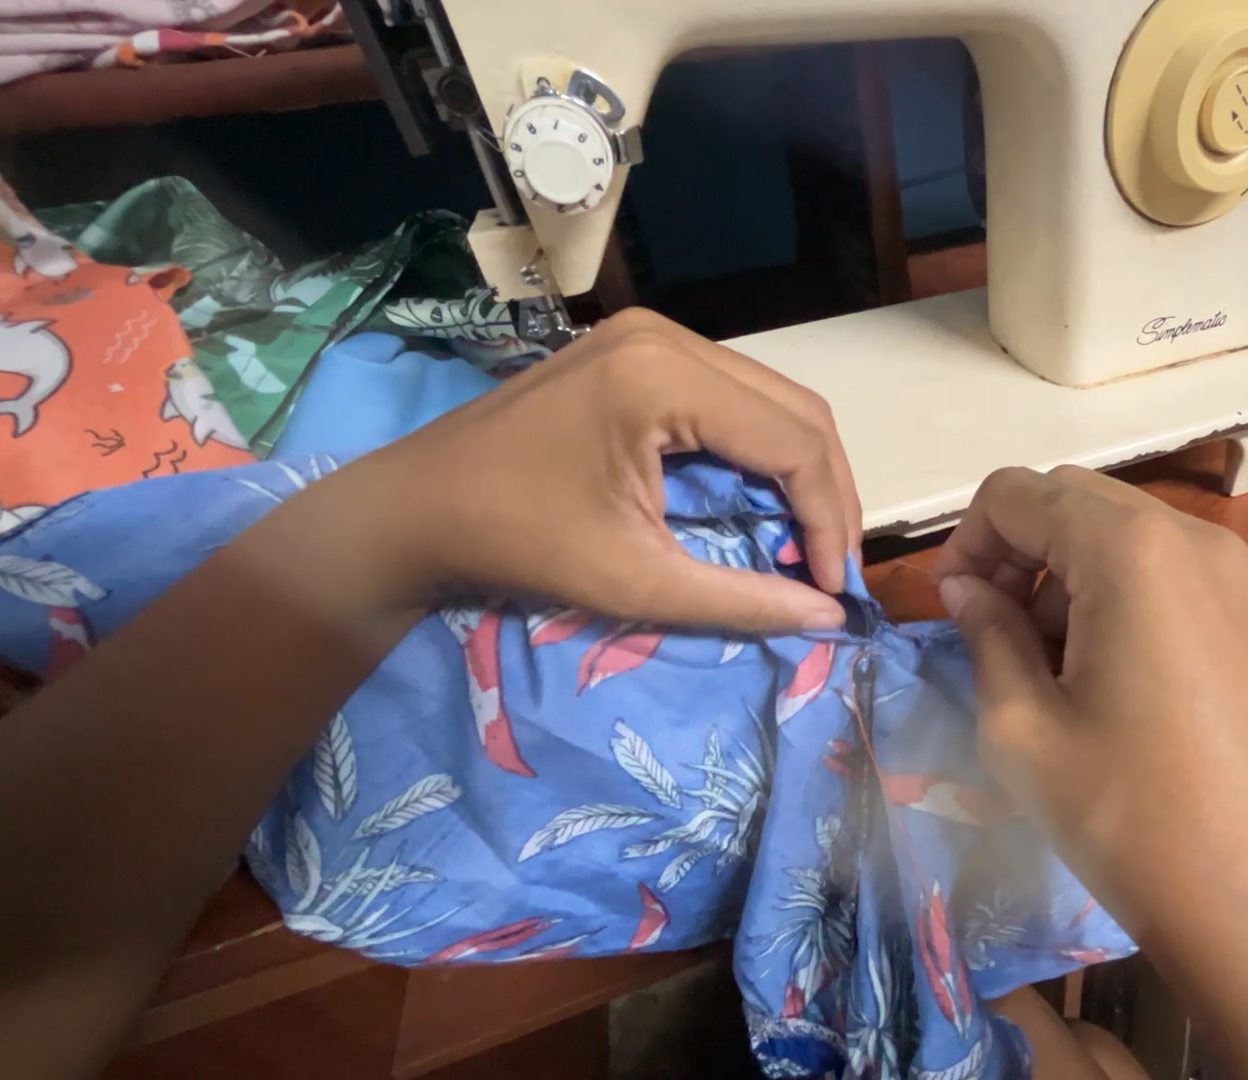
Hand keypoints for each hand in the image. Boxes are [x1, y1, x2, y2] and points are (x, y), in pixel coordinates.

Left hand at [272, 308, 861, 633]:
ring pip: (779, 402)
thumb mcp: (633, 582)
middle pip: (799, 412)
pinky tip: (770, 500)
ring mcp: (658, 337)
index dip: (828, 518)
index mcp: (663, 380)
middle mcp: (671, 338)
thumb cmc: (515, 543)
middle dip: (829, 494)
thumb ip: (741, 600)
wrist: (412, 504)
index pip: (793, 443)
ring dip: (807, 472)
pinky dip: (769, 454)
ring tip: (812, 538)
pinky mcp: (648, 352)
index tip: (834, 585)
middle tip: (834, 563)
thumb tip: (830, 618)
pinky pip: (742, 399)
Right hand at [933, 467, 1247, 1078]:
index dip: (967, 541)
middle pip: (1068, 500)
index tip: (952, 608)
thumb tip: (965, 588)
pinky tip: (1100, 670)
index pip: (1016, 492)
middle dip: (1013, 550)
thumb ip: (984, 633)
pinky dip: (1108, 591)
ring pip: (1114, 531)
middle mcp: (1189, 536)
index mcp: (1129, 548)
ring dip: (1059, 573)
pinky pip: (1158, 568)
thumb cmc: (1130, 817)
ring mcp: (1232, 572)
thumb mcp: (1023, 726)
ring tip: (1045, 661)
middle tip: (991, 629)